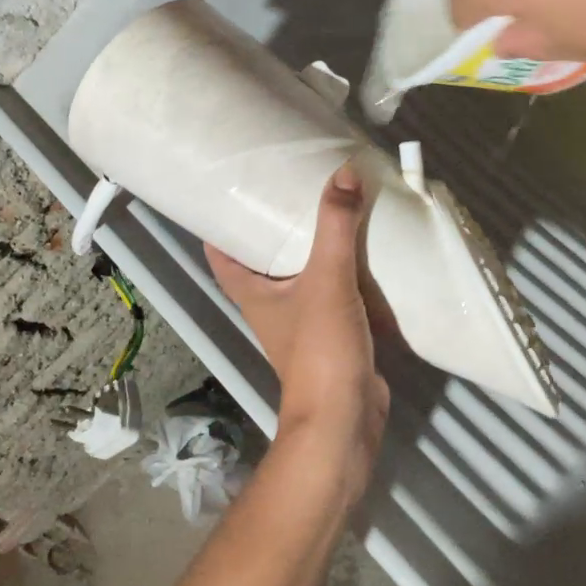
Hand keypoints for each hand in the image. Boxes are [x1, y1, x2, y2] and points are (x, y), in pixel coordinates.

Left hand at [206, 165, 389, 492]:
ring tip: (332, 205)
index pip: (220, 252)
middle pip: (263, 258)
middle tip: (292, 184)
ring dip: (314, 247)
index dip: (219, 221)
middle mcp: (270, 305)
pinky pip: (335, 292)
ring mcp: (301, 321)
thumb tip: (344, 171)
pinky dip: (345, 272)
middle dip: (274, 225)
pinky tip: (366, 249)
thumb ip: (336, 226)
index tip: (234, 187)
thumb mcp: (328, 279)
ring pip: (302, 274)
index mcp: (251, 292)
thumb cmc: (320, 348)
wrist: (345, 415)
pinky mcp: (332, 332)